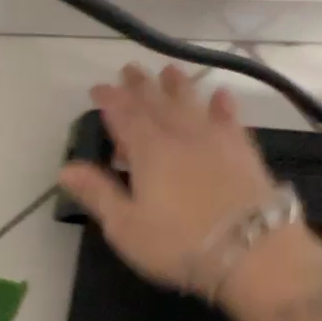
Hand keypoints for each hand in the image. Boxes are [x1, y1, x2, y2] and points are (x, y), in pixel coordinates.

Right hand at [56, 64, 281, 292]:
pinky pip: (230, 120)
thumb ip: (97, 193)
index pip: (125, 116)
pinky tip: (221, 96)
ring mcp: (217, 142)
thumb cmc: (177, 242)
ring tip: (170, 71)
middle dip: (142, 86)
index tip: (97, 88)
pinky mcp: (244, 153)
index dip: (110, 101)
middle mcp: (183, 136)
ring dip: (179, 87)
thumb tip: (67, 169)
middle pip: (159, 104)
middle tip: (130, 69)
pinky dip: (222, 106)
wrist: (254, 252)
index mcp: (149, 151)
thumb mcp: (124, 225)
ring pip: (193, 105)